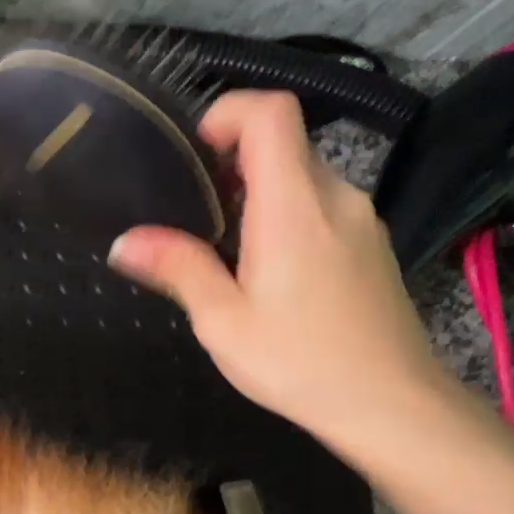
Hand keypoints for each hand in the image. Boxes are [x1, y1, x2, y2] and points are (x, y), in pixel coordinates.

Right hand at [106, 90, 455, 443]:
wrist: (387, 400)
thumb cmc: (296, 360)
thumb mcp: (221, 319)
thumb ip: (178, 268)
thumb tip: (125, 241)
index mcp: (293, 207)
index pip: (272, 115)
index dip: (227, 112)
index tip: (187, 151)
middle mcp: (334, 197)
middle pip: (282, 145)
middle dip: (227, 163)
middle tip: (183, 211)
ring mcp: (357, 219)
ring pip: (299, 178)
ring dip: (251, 194)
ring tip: (213, 247)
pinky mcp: (366, 243)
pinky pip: (316, 206)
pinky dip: (278, 216)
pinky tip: (256, 269)